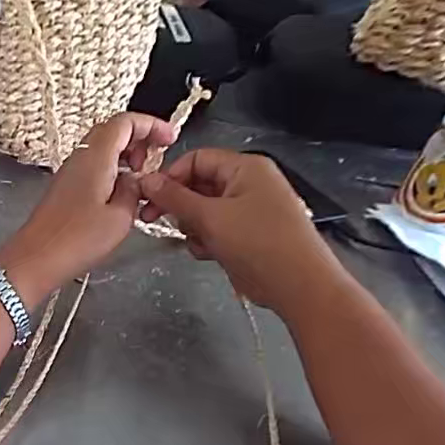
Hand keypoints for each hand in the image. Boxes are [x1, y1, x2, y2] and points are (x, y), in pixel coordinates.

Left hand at [0, 113, 177, 302]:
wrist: (35, 259)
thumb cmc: (77, 239)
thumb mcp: (120, 217)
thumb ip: (134, 191)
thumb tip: (136, 180)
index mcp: (96, 156)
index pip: (125, 122)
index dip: (151, 125)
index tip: (169, 138)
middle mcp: (80, 157)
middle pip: (112, 131)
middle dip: (139, 139)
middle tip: (155, 160)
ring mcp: (69, 172)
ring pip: (102, 150)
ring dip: (126, 157)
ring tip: (140, 181)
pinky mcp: (65, 189)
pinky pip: (93, 167)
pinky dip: (112, 171)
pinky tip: (120, 195)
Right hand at [137, 148, 349, 313]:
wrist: (298, 285)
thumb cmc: (259, 243)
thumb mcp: (210, 217)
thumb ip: (174, 198)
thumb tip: (146, 181)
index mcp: (245, 167)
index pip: (196, 159)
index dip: (170, 177)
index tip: (149, 199)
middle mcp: (248, 183)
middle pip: (198, 185)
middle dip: (180, 205)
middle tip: (157, 221)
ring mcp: (249, 210)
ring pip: (204, 210)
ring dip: (193, 226)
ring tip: (199, 241)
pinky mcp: (247, 234)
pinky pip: (216, 229)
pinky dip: (207, 239)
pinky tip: (210, 253)